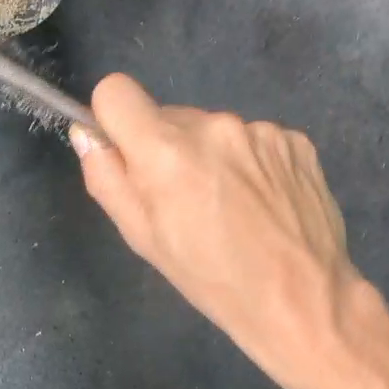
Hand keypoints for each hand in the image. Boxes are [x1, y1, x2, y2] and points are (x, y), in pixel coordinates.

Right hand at [72, 75, 365, 388]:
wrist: (301, 298)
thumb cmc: (211, 280)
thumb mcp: (143, 239)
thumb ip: (107, 179)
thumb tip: (88, 134)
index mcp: (166, 150)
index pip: (116, 91)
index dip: (115, 121)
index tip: (128, 154)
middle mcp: (213, 125)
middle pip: (168, 115)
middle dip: (166, 149)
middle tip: (186, 203)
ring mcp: (260, 130)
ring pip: (213, 130)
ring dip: (211, 157)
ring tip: (231, 209)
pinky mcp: (295, 140)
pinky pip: (253, 140)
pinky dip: (249, 164)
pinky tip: (261, 204)